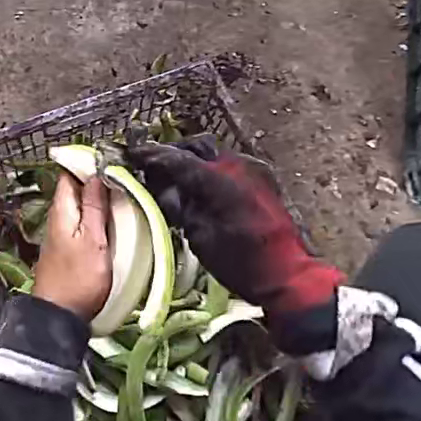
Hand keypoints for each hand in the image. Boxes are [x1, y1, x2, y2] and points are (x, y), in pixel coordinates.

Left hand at [32, 172, 110, 319]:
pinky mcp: (67, 246)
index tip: (112, 163)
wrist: (60, 317)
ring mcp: (61, 232)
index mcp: (62, 209)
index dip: (88, 164)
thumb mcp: (93, 239)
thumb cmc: (78, 278)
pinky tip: (112, 222)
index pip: (69, 172)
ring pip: (81, 205)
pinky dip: (97, 217)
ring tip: (123, 198)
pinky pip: (82, 221)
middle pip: (77, 188)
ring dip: (99, 200)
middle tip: (124, 180)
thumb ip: (95, 206)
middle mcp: (58, 216)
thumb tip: (97, 174)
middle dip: (98, 181)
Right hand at [127, 138, 341, 321]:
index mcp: (216, 178)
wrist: (288, 274)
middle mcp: (236, 164)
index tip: (132, 154)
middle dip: (174, 153)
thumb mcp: (198, 235)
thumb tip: (164, 190)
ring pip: (215, 154)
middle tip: (155, 167)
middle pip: (197, 146)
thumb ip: (179, 206)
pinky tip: (203, 189)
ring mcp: (253, 169)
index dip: (151, 156)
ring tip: (179, 179)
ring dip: (195, 161)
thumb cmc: (239, 261)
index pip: (176, 158)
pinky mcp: (262, 179)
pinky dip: (212, 171)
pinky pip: (231, 166)